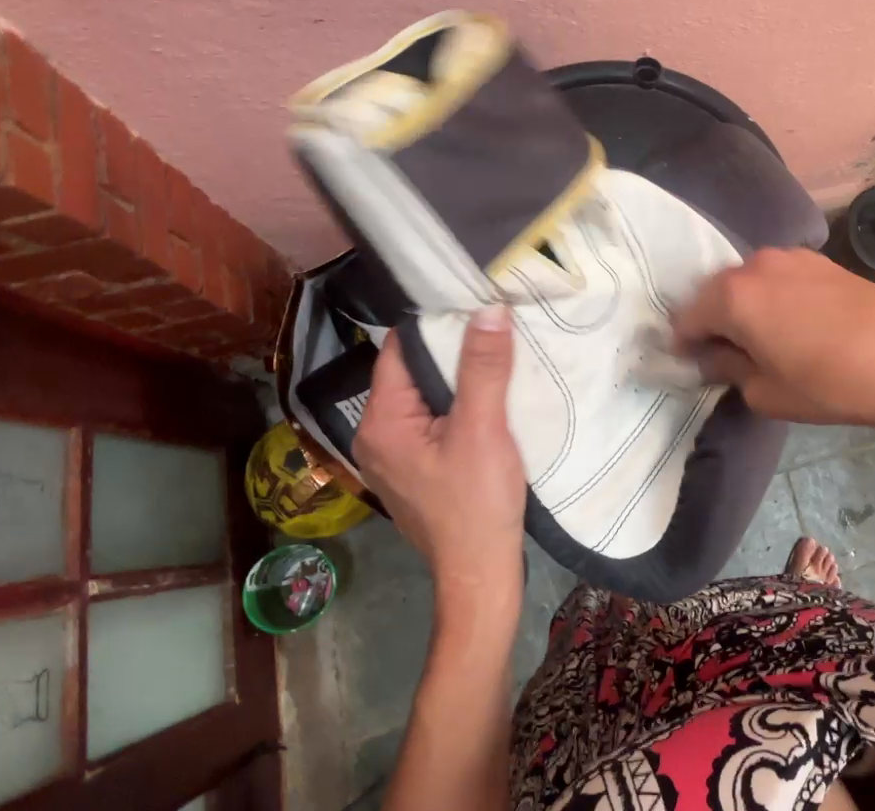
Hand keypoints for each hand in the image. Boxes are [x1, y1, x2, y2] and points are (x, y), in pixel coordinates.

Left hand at [354, 308, 526, 608]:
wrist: (481, 573)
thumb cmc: (477, 502)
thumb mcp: (483, 429)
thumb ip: (484, 368)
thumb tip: (488, 309)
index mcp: (381, 421)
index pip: (401, 351)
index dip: (436, 324)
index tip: (473, 301)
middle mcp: (376, 436)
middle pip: (414, 374)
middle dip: (453, 351)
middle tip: (494, 326)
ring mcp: (395, 457)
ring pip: (427, 399)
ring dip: (460, 381)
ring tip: (498, 356)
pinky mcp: (417, 472)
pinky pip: (435, 423)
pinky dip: (460, 408)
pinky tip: (491, 402)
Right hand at [670, 248, 874, 437]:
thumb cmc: (830, 385)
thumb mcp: (766, 392)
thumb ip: (728, 368)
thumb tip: (714, 356)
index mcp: (732, 296)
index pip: (687, 318)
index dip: (685, 345)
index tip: (694, 367)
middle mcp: (755, 264)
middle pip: (716, 293)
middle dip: (715, 322)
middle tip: (729, 356)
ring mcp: (791, 256)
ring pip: (750, 282)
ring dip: (746, 307)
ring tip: (766, 341)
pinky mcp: (822, 260)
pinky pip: (780, 277)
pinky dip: (775, 297)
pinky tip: (797, 325)